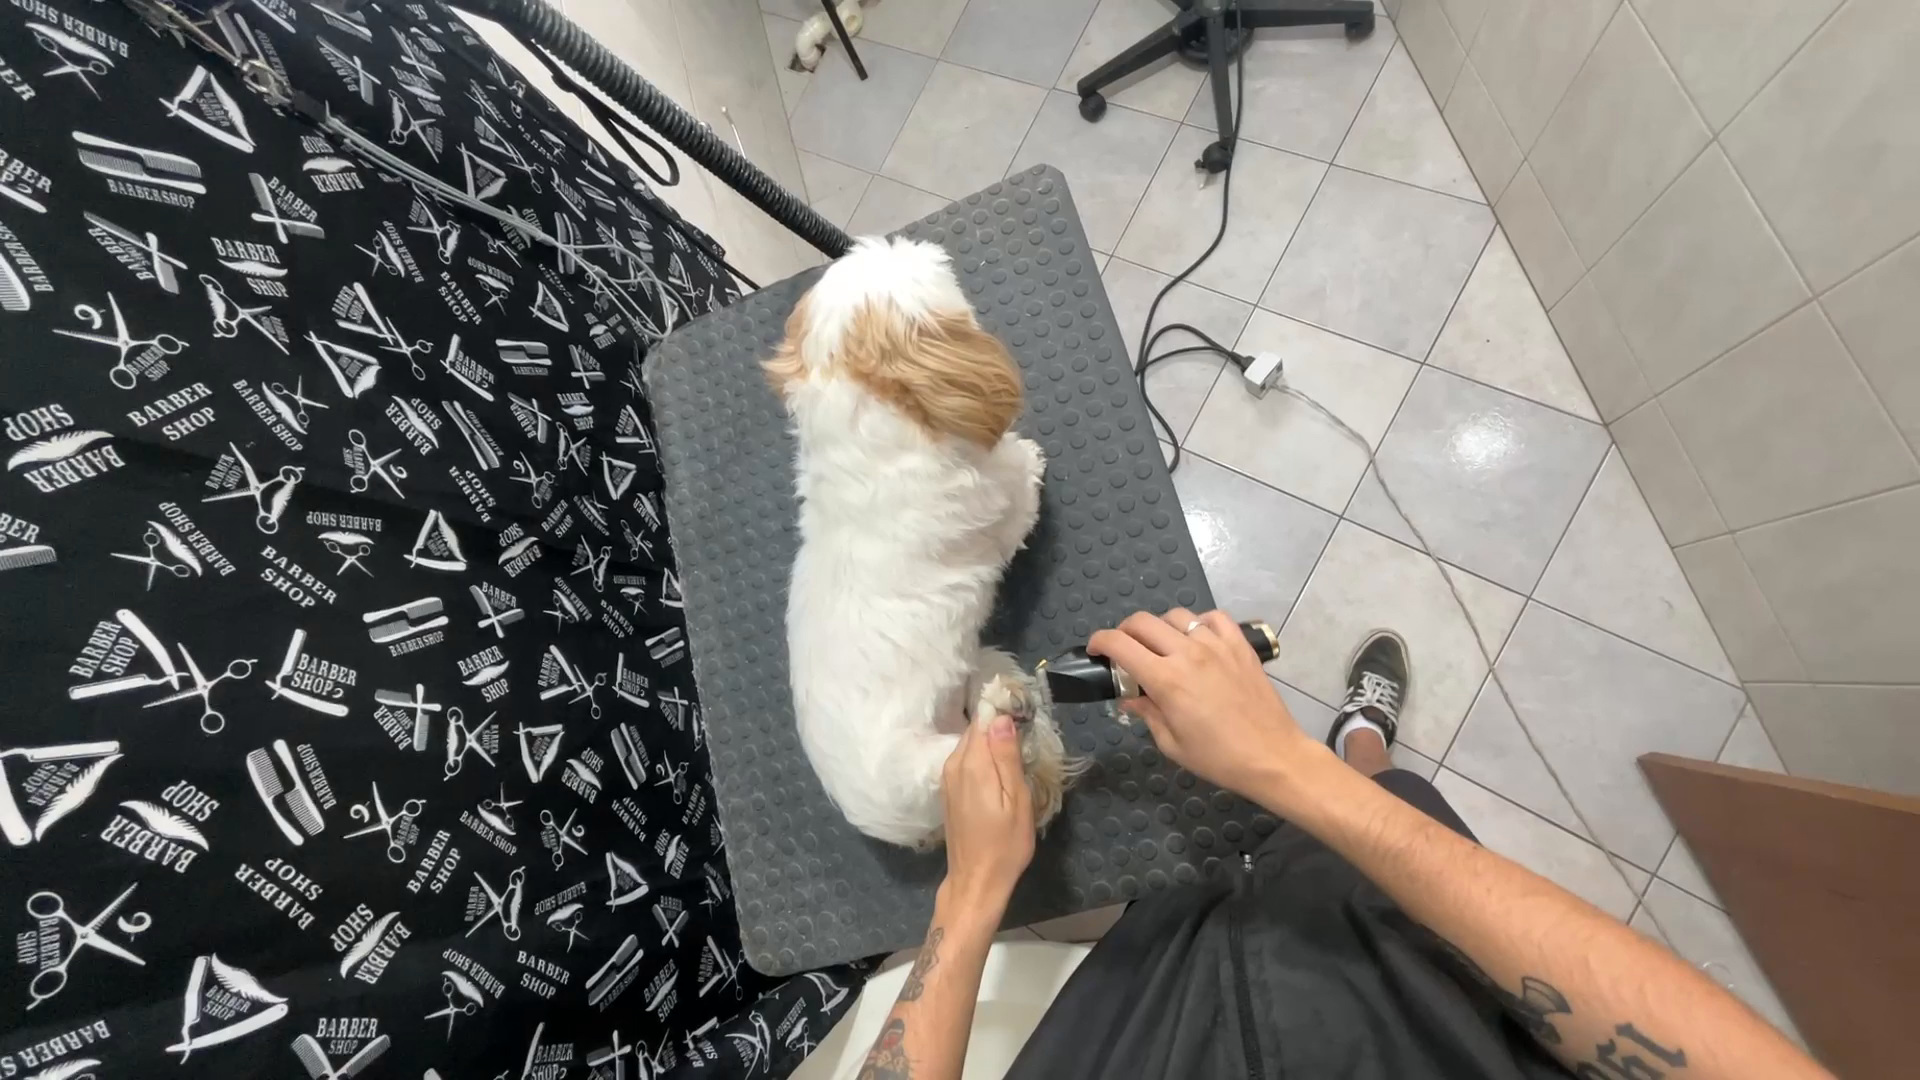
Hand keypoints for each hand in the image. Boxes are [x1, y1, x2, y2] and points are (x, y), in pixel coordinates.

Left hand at [940, 714, 1034, 912]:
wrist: (976, 881)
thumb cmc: (1005, 844)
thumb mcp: (1017, 800)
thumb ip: (1007, 757)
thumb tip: (1001, 718)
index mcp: (972, 764)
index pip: (983, 720)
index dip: (1002, 713)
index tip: (1023, 716)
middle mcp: (953, 764)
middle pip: (975, 730)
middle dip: (997, 727)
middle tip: (1025, 738)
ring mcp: (947, 777)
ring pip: (970, 745)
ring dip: (990, 743)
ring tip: (1015, 755)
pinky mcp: (948, 789)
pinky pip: (965, 760)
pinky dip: (982, 758)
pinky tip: (998, 773)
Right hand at [1089, 609, 1316, 797]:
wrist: (1273, 757)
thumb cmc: (1218, 758)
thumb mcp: (1171, 743)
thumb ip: (1146, 713)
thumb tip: (1129, 698)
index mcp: (1166, 679)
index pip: (1120, 644)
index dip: (1100, 641)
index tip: (1095, 650)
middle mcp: (1187, 653)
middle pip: (1142, 622)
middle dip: (1124, 631)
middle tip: (1124, 649)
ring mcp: (1216, 645)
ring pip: (1176, 616)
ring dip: (1160, 627)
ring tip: (1162, 646)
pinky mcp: (1240, 645)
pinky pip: (1213, 618)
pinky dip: (1199, 622)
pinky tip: (1198, 639)